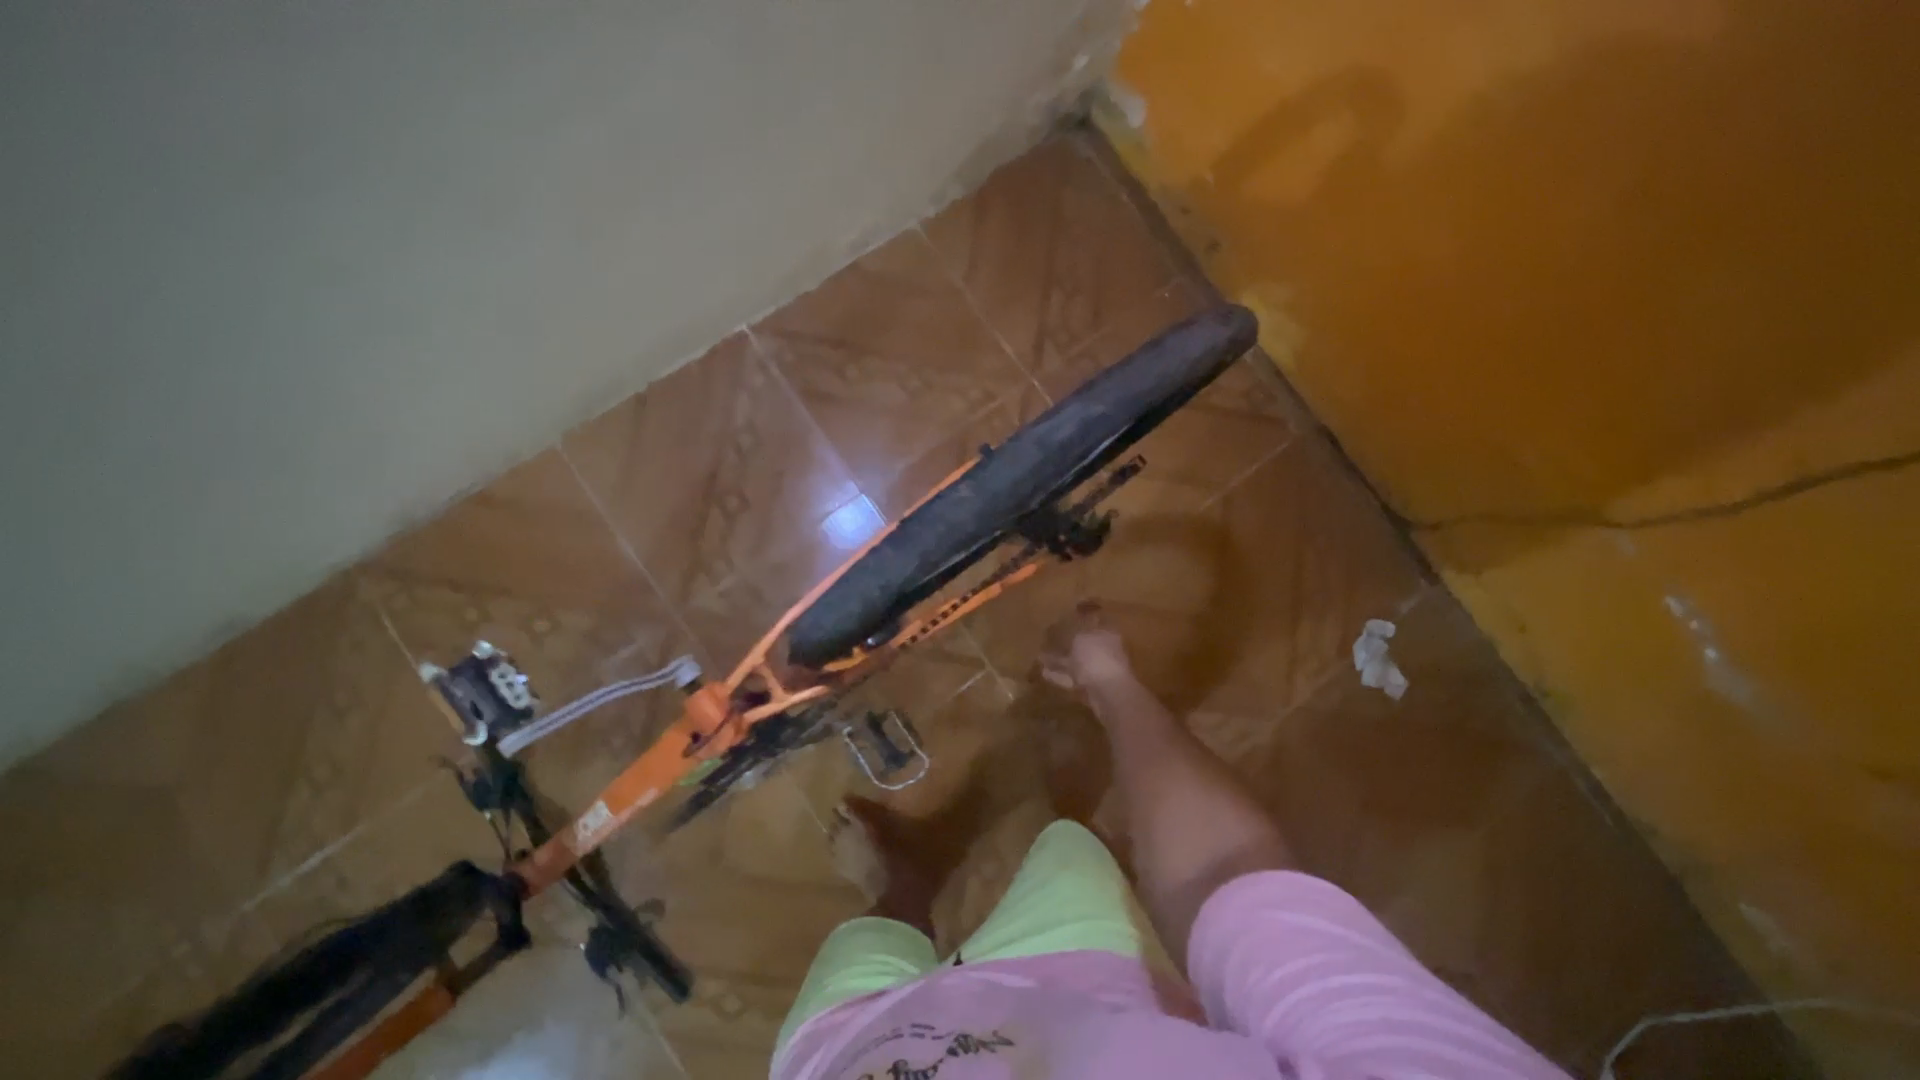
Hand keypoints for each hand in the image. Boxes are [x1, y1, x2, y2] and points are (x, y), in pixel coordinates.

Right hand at [1039, 602, 1137, 694]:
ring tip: (1040, 658)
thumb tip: (1065, 626)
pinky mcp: (1091, 688)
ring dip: (1060, 660)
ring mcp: (1099, 670)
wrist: (1108, 693)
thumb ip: (1072, 630)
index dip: (1080, 618)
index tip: (1063, 617)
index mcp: (1106, 633)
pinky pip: (1072, 678)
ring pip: (1076, 662)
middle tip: (1047, 640)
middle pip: (1084, 644)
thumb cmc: (1096, 657)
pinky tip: (1043, 673)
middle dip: (1067, 643)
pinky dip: (1059, 676)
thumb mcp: (1080, 637)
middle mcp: (1105, 650)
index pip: (1094, 621)